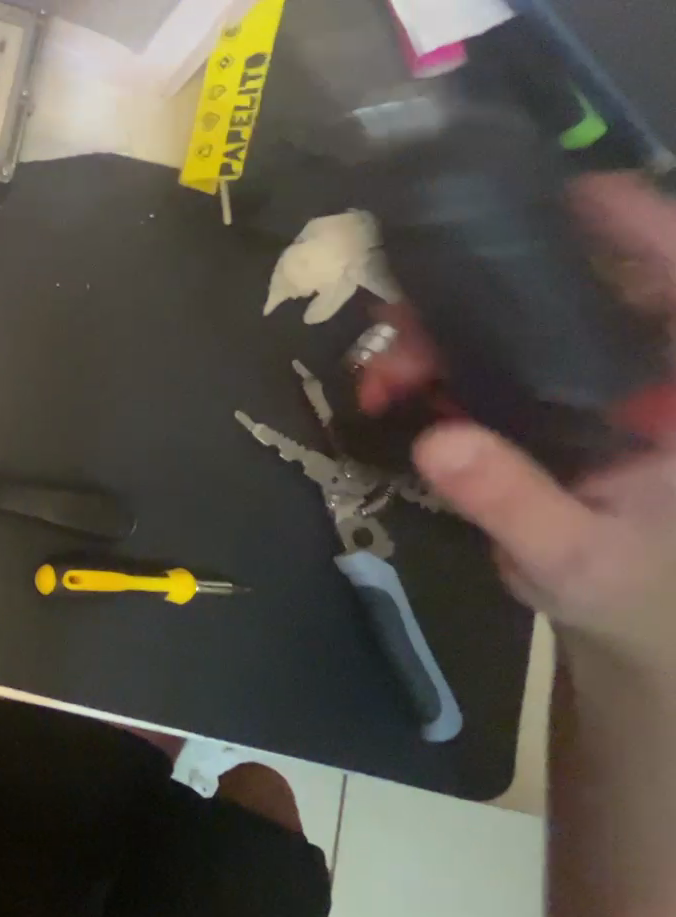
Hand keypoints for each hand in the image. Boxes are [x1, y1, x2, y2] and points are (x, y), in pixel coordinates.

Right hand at [361, 173, 675, 662]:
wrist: (626, 614)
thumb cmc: (632, 589)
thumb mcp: (573, 555)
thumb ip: (513, 501)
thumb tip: (436, 441)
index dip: (639, 232)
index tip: (572, 197)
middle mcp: (640, 377)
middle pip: (567, 302)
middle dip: (473, 302)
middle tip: (397, 322)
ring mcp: (585, 392)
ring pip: (509, 335)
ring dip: (436, 340)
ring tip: (380, 373)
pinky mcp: (539, 411)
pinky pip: (480, 371)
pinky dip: (430, 373)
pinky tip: (391, 391)